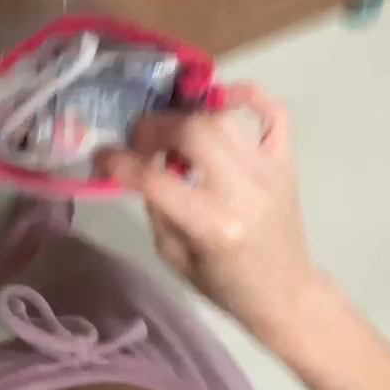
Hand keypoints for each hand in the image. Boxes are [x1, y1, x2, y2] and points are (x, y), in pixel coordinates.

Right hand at [97, 84, 327, 344]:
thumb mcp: (174, 254)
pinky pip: (274, 114)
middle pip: (193, 132)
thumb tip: (139, 163)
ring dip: (188, 117)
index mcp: (212, 225)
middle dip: (155, 127)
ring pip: (223, 118)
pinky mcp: (285, 163)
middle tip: (142, 139)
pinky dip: (250, 96)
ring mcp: (268, 172)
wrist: (286, 294)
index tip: (102, 156)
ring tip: (174, 131)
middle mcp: (242, 191)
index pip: (154, 179)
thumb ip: (156, 204)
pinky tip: (223, 96)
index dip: (119, 162)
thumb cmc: (225, 283)